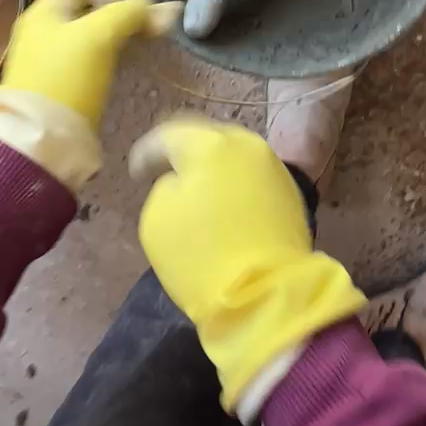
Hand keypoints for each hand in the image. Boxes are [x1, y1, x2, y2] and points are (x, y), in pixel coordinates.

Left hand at [0, 0, 178, 186]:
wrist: (42, 141)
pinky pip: (102, 51)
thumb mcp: (97, 36)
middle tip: (165, 16)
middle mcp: (50, 29)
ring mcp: (60, 56)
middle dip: (133, 6)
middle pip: (97, 4)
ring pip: (103, 28)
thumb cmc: (66, 79)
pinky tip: (145, 47)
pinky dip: (125, 45)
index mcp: (46, 11)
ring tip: (163, 29)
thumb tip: (152, 6)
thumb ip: (127, 12)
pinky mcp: (73, 80)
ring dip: (133, 25)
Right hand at [131, 118, 365, 413]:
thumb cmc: (202, 256)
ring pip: (234, 152)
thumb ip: (166, 185)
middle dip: (184, 151)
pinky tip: (225, 199)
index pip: (169, 135)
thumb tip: (183, 180)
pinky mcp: (289, 187)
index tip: (136, 172)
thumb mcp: (158, 219)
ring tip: (197, 185)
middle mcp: (245, 143)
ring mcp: (272, 164)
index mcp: (209, 144)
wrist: (264, 291)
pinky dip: (235, 180)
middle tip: (165, 170)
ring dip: (213, 164)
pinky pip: (253, 172)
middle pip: (207, 136)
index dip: (148, 151)